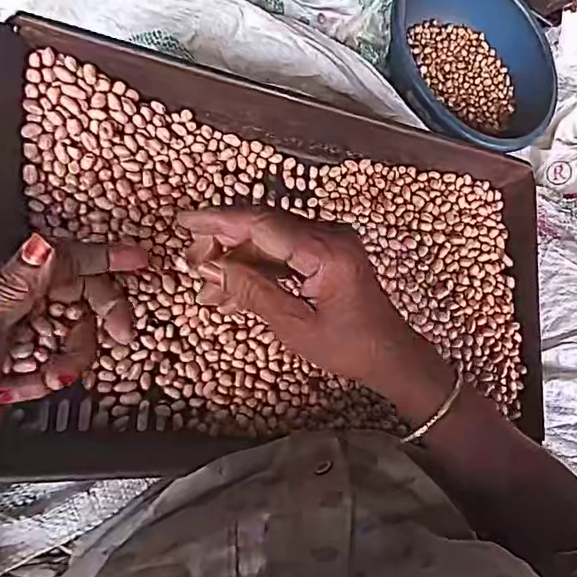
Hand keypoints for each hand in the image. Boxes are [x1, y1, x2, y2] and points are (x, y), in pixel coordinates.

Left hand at [0, 232, 146, 457]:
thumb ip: (20, 282)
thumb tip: (44, 241)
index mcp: (1, 286)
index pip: (63, 263)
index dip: (104, 259)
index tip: (140, 261)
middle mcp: (15, 306)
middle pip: (80, 301)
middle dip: (97, 323)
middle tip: (122, 336)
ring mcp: (21, 337)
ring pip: (76, 338)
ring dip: (68, 361)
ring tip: (43, 379)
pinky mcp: (26, 366)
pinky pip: (61, 364)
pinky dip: (47, 379)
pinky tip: (18, 390)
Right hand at [175, 207, 452, 415]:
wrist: (391, 354)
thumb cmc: (351, 346)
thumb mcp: (295, 326)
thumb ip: (252, 292)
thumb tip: (212, 268)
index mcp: (327, 251)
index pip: (262, 223)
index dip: (219, 222)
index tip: (185, 222)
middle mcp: (332, 236)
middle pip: (264, 225)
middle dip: (224, 242)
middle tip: (193, 265)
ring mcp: (333, 243)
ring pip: (272, 239)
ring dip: (238, 259)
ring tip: (208, 286)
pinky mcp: (331, 254)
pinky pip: (287, 252)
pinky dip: (260, 267)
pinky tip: (233, 287)